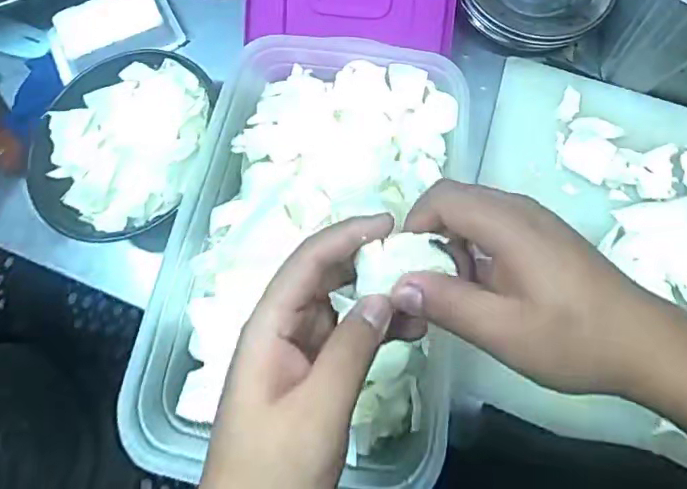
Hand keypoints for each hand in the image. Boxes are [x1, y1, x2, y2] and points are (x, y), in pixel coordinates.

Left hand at [202, 214, 417, 488]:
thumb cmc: (273, 467)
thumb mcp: (317, 410)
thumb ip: (350, 349)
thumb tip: (383, 295)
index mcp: (268, 324)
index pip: (307, 261)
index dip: (345, 234)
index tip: (387, 222)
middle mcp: (280, 327)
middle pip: (323, 276)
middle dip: (364, 260)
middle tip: (409, 252)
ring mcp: (295, 351)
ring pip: (338, 305)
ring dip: (374, 295)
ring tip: (417, 292)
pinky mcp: (310, 374)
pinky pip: (344, 336)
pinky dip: (374, 328)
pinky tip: (406, 328)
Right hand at [390, 179, 678, 398]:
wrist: (644, 342)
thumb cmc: (573, 337)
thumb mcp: (504, 331)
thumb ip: (448, 304)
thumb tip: (398, 285)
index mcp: (505, 220)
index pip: (440, 197)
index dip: (414, 226)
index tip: (407, 268)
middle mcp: (516, 206)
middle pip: (453, 199)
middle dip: (430, 235)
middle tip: (429, 283)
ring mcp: (532, 216)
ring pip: (472, 210)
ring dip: (453, 243)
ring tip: (460, 292)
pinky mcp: (542, 231)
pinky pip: (492, 222)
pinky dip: (475, 246)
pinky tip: (488, 289)